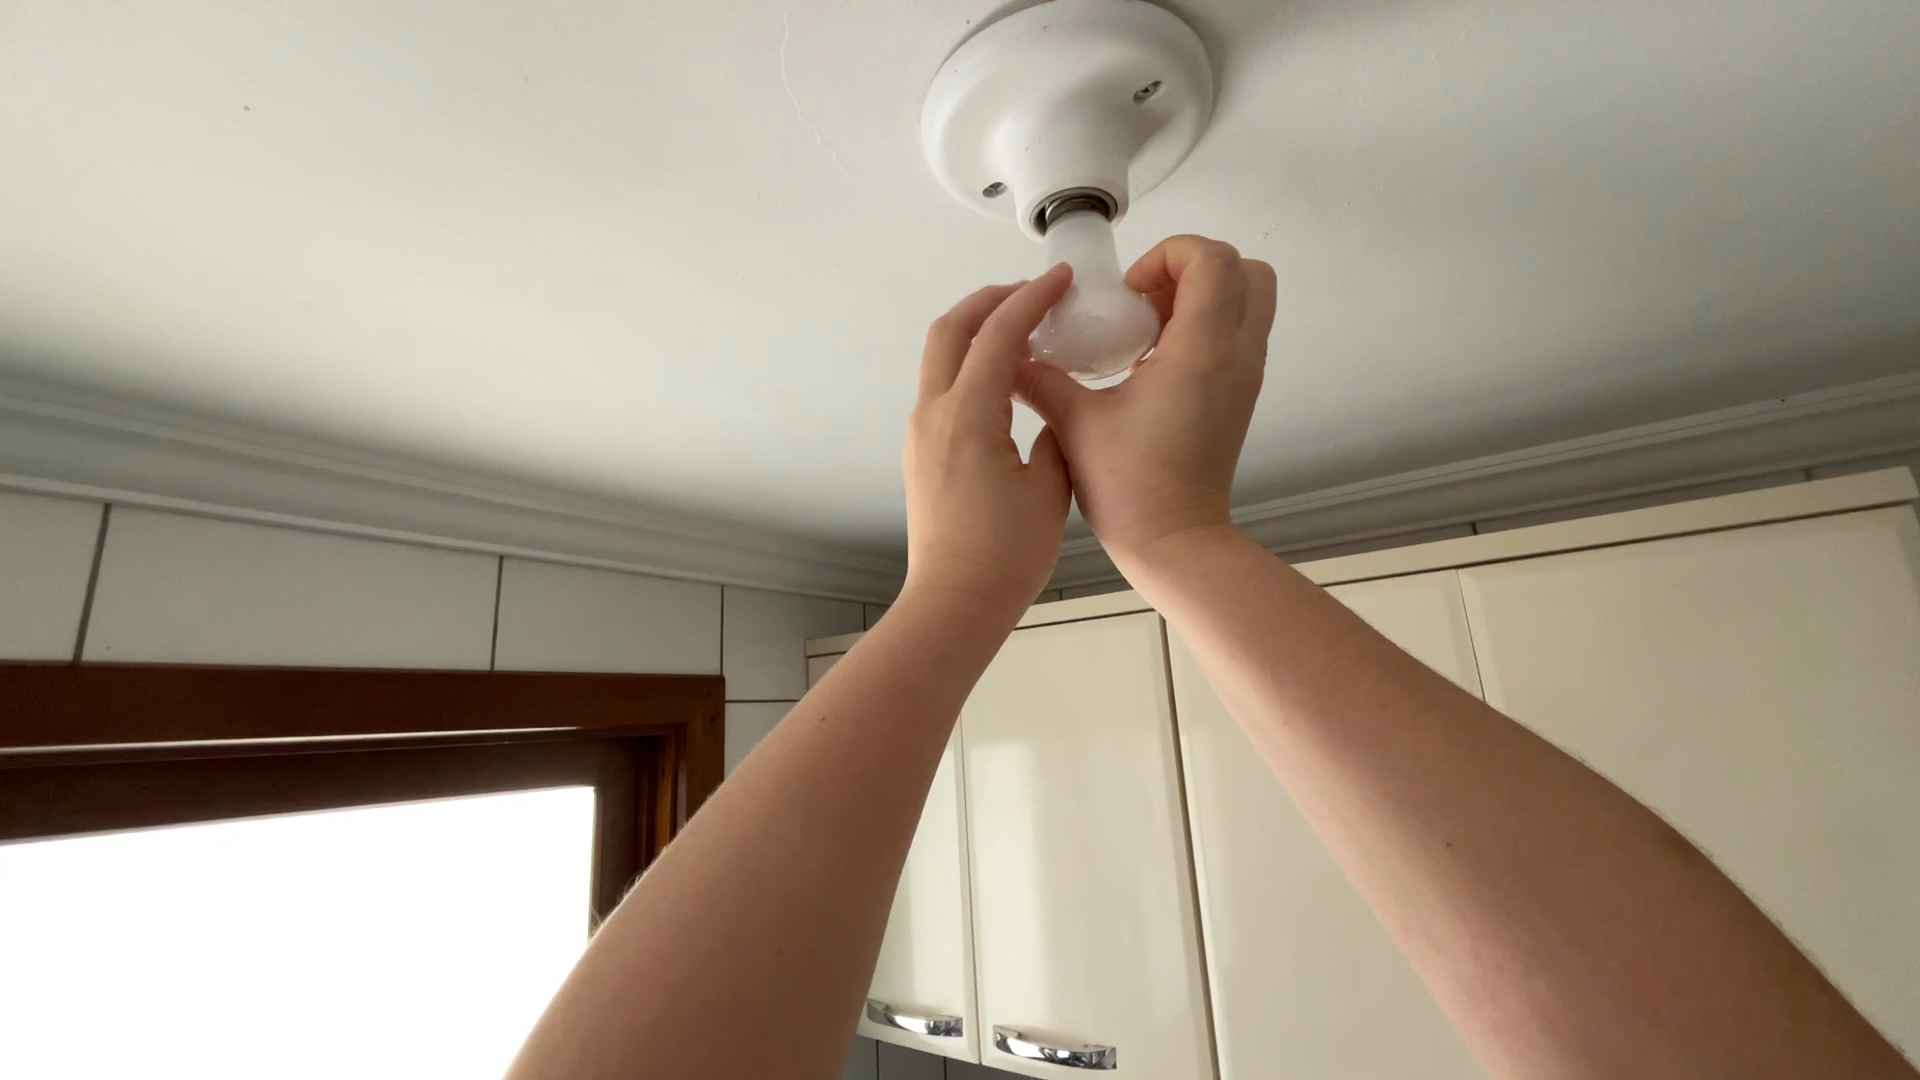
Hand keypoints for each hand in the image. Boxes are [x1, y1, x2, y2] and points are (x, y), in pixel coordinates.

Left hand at [903, 266, 1075, 612]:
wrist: (956, 601)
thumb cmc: (1005, 556)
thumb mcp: (1049, 487)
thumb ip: (1052, 435)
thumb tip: (1049, 413)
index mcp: (968, 418)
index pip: (998, 335)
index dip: (1031, 299)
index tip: (1060, 281)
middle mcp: (934, 416)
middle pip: (950, 330)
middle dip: (990, 301)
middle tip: (1031, 295)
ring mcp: (921, 434)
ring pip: (939, 358)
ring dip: (975, 333)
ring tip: (1020, 333)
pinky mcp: (921, 453)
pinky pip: (940, 388)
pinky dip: (967, 366)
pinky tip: (1001, 381)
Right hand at [1016, 235, 1275, 572]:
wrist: (1173, 541)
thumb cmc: (1130, 488)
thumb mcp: (1074, 424)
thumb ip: (1041, 380)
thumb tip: (1013, 358)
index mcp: (1200, 352)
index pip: (1212, 259)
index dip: (1167, 256)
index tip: (1128, 293)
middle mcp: (1236, 357)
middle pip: (1245, 271)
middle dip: (1193, 269)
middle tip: (1144, 300)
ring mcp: (1244, 378)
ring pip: (1248, 302)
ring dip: (1201, 298)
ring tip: (1147, 330)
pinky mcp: (1238, 398)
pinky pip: (1237, 336)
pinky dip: (1203, 328)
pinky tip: (1153, 362)